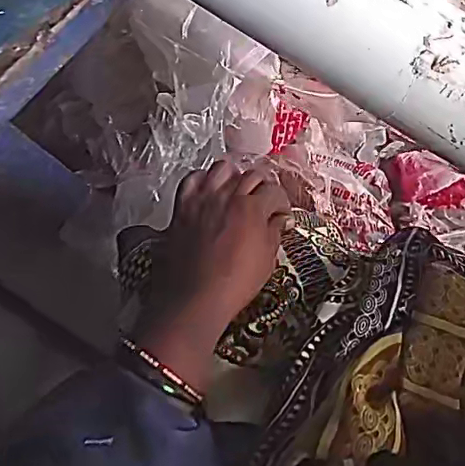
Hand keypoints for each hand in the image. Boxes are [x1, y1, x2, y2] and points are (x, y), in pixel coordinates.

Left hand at [134, 162, 288, 392]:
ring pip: (222, 168)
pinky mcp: (183, 206)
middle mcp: (227, 196)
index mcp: (251, 209)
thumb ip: (274, 232)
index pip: (274, 191)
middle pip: (251, 174)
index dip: (281, 202)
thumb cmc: (233, 284)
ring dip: (234, 176)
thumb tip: (280, 219)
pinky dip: (203, 179)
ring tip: (237, 190)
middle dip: (262, 186)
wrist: (195, 298)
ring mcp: (203, 198)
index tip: (280, 212)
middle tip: (263, 201)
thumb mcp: (266, 260)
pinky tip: (210, 190)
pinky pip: (193, 178)